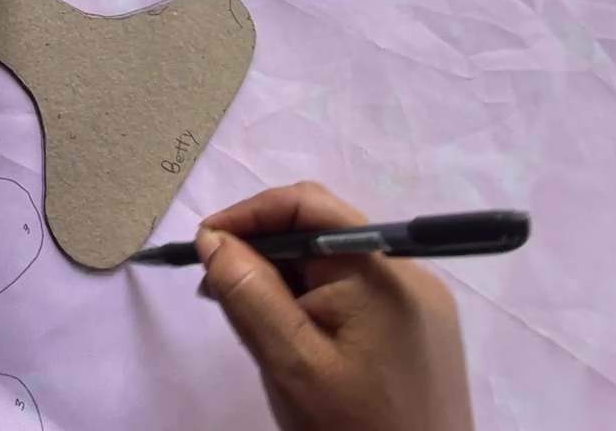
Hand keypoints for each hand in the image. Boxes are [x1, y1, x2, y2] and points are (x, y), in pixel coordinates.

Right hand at [198, 183, 474, 430]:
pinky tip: (276, 325)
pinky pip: (339, 285)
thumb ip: (247, 290)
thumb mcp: (290, 361)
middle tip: (215, 281)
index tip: (205, 243)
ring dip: (273, 272)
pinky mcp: (406, 328)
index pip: (306, 206)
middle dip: (257, 246)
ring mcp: (410, 304)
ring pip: (321, 258)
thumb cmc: (354, 430)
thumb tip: (213, 238)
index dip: (248, 213)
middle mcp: (406, 277)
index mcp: (384, 277)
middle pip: (313, 229)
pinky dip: (298, 293)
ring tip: (240, 309)